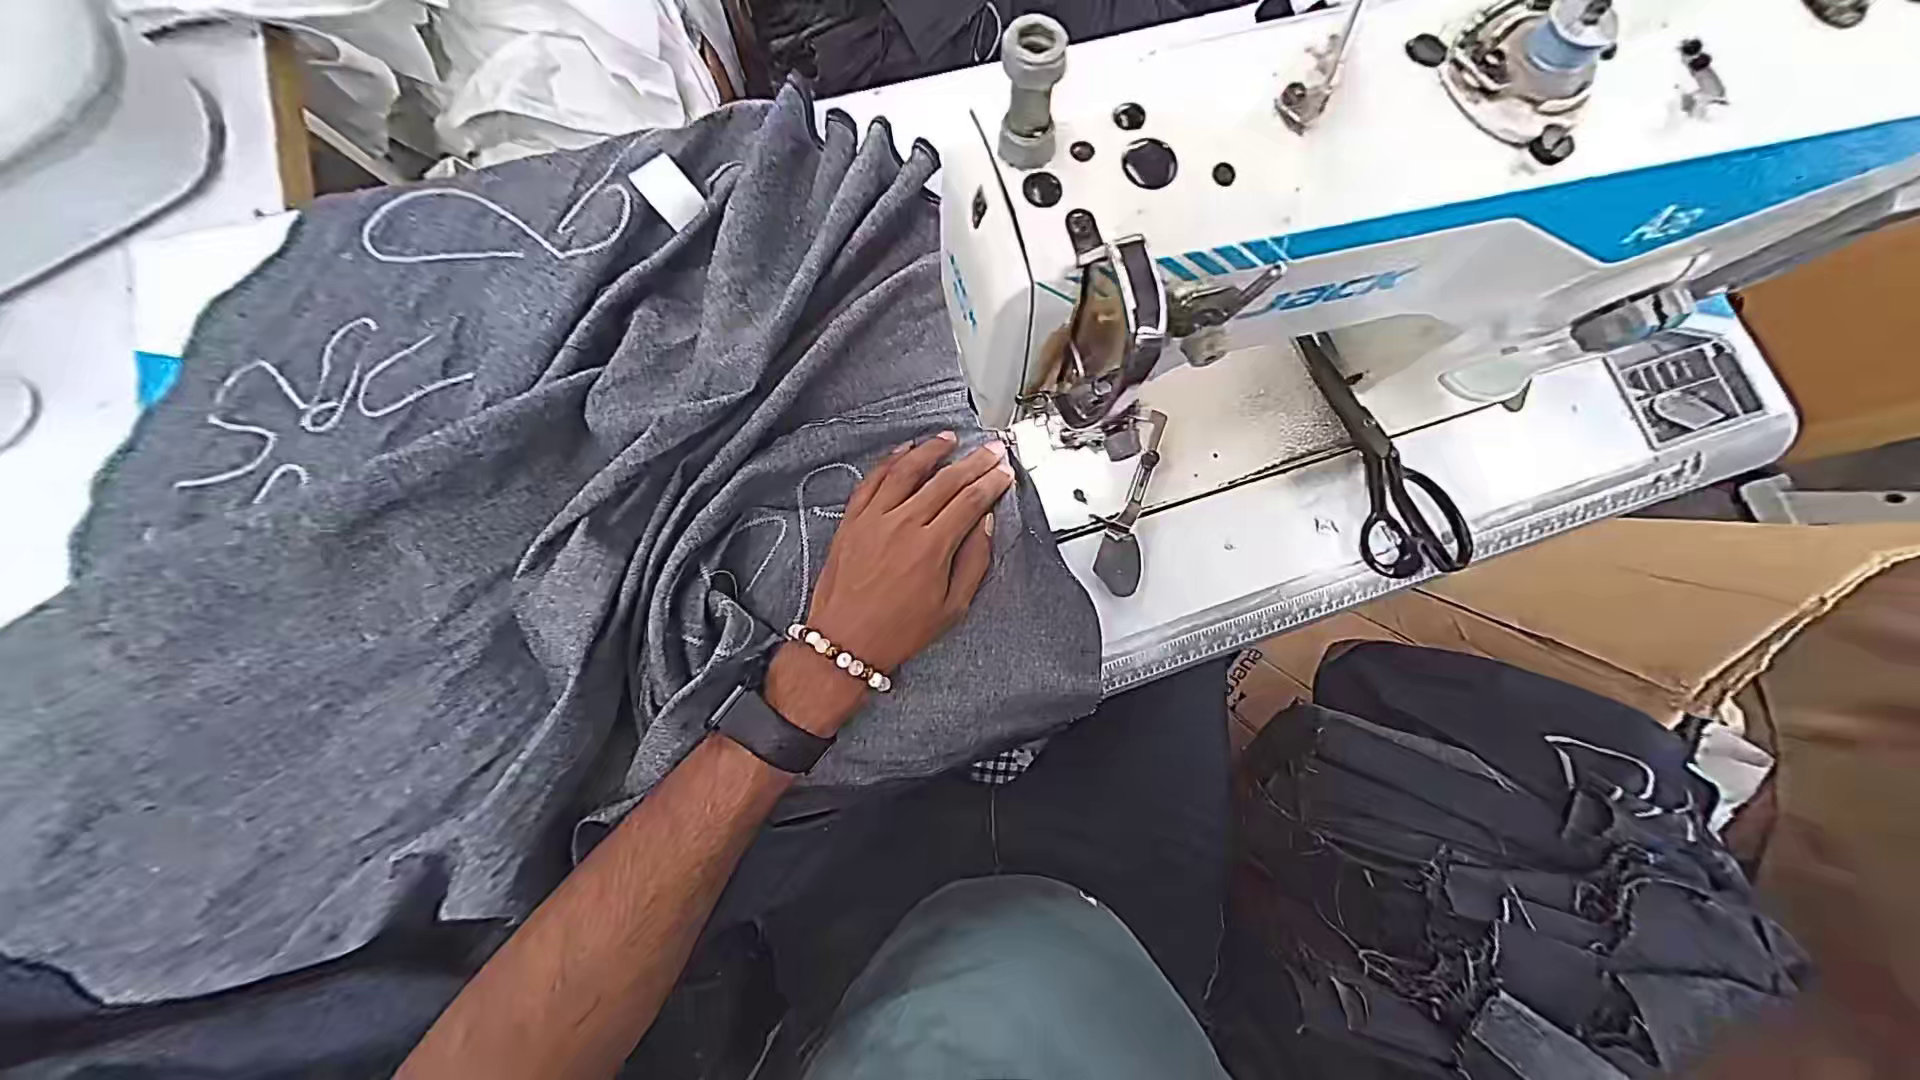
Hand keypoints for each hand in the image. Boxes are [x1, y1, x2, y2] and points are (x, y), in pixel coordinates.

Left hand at [764, 432, 1013, 735]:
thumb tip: (986, 526)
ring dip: (932, 450)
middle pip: (945, 481)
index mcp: (931, 547)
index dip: (991, 483)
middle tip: (990, 450)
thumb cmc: (897, 630)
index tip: (1003, 473)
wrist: (845, 641)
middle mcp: (903, 525)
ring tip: (950, 438)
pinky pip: (872, 479)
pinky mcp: (852, 520)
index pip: (970, 501)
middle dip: (974, 462)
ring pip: (907, 470)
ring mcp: (873, 518)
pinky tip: (904, 450)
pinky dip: (890, 460)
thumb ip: (973, 562)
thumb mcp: (951, 608)